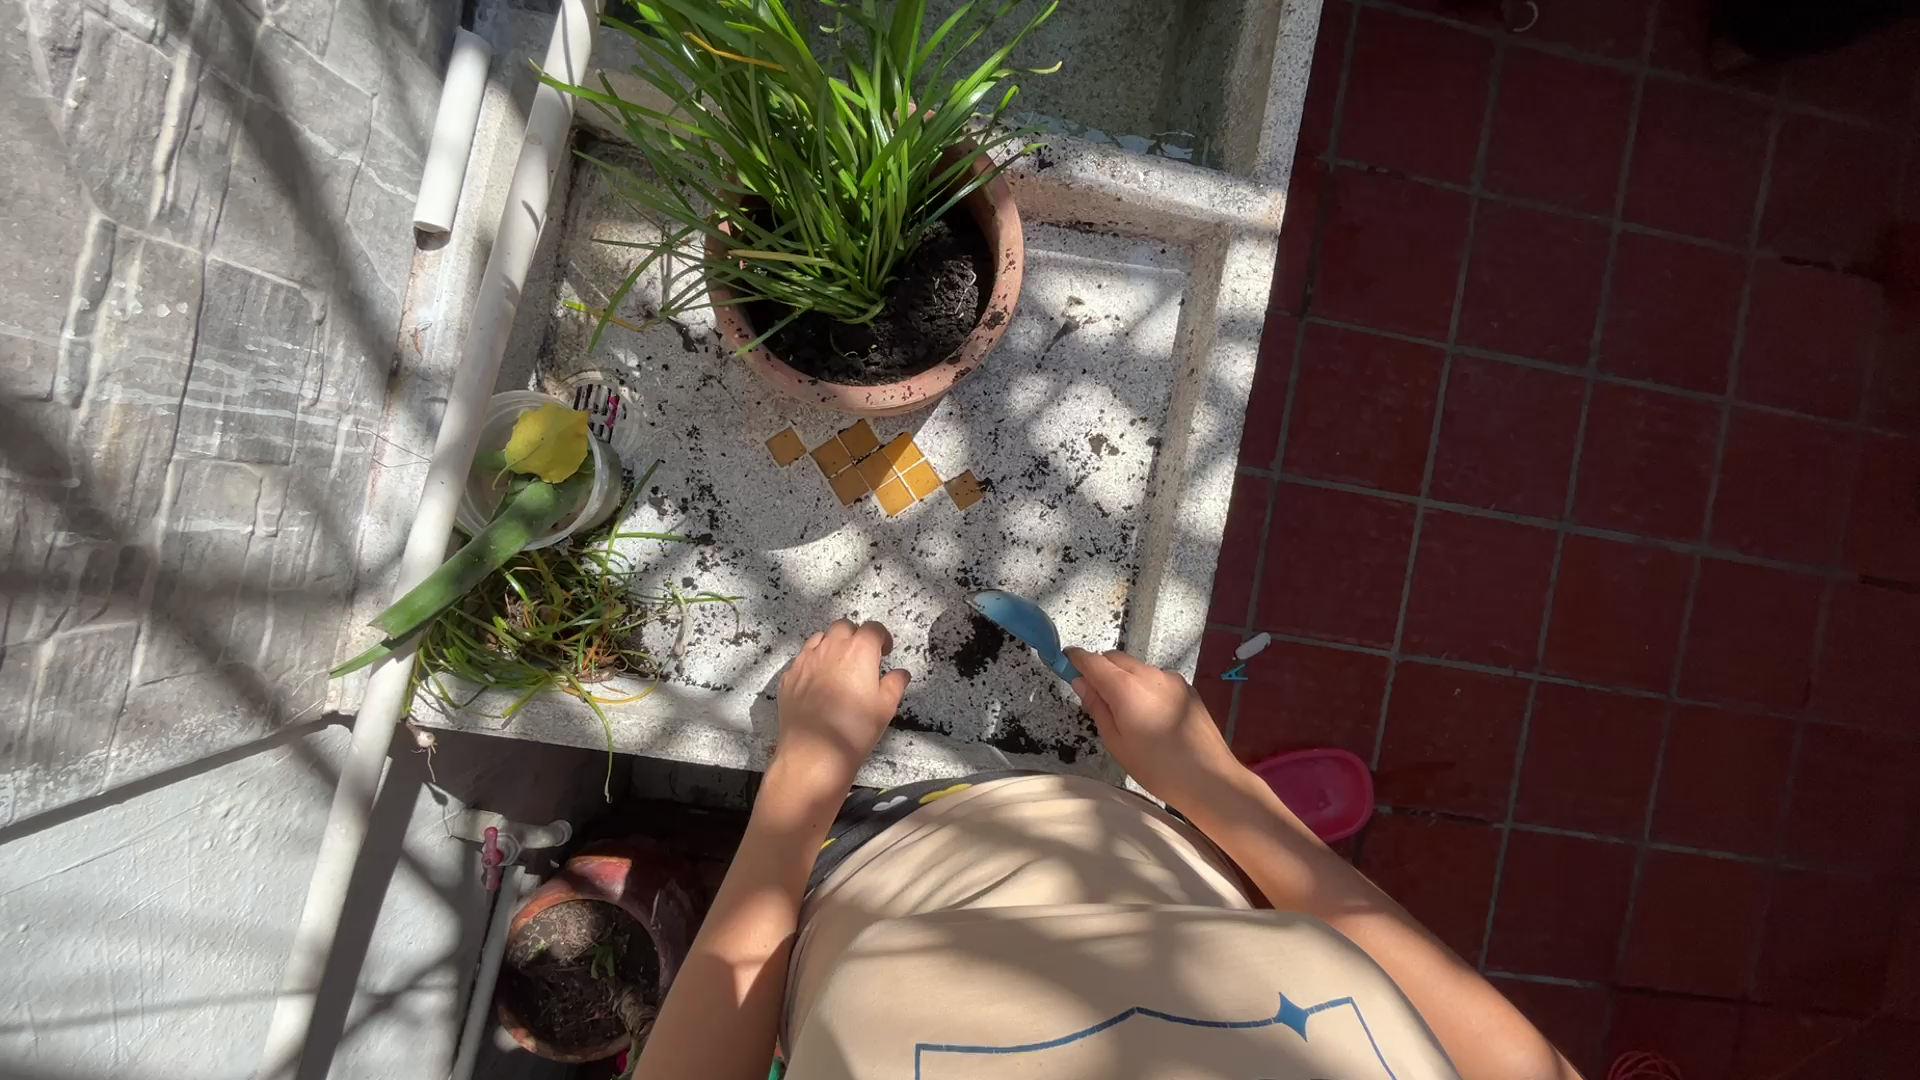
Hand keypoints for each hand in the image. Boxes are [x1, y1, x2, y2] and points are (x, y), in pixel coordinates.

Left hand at [774, 619, 909, 790]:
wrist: (814, 753)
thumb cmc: (855, 729)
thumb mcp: (886, 707)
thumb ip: (895, 683)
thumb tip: (900, 673)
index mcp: (859, 650)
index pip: (872, 628)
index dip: (882, 637)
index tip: (884, 653)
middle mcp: (830, 648)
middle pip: (844, 626)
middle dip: (855, 636)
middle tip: (862, 658)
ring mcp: (805, 660)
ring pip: (820, 638)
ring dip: (832, 645)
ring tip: (838, 667)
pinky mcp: (789, 676)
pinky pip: (802, 659)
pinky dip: (813, 662)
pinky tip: (818, 684)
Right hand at [1065, 647, 1241, 809]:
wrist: (1210, 779)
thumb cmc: (1156, 768)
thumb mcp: (1116, 742)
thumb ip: (1097, 706)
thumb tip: (1081, 683)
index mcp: (1126, 687)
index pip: (1092, 661)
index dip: (1075, 659)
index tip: (1064, 662)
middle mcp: (1148, 674)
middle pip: (1114, 658)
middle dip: (1100, 669)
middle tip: (1095, 696)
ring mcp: (1170, 678)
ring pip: (1136, 667)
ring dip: (1123, 677)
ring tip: (1126, 711)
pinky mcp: (1186, 687)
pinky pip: (1155, 677)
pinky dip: (1144, 685)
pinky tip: (1151, 715)